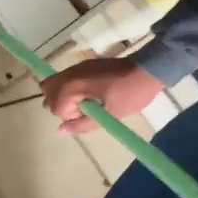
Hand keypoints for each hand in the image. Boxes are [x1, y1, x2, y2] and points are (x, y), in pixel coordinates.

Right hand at [40, 59, 163, 134]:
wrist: (150, 68)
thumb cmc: (132, 93)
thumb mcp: (111, 114)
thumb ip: (83, 124)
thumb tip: (59, 131)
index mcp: (71, 88)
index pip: (55, 108)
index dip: (72, 116)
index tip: (93, 114)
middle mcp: (65, 76)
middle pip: (47, 94)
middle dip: (62, 105)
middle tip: (86, 108)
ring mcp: (73, 68)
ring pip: (51, 85)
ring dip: (62, 96)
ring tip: (85, 100)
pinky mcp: (81, 65)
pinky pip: (63, 78)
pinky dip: (68, 88)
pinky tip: (90, 92)